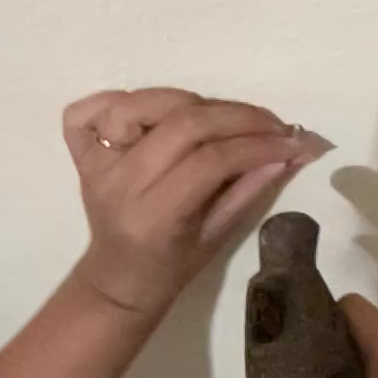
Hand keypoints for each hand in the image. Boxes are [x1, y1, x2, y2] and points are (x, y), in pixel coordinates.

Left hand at [61, 88, 319, 312]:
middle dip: (241, 117)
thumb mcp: (220, 236)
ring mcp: (96, 162)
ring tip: (227, 118)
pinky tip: (158, 113)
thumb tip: (292, 151)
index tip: (295, 142)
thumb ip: (251, 189)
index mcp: (153, 217)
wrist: (119, 278)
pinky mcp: (83, 150)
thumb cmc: (174, 265)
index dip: (259, 145)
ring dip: (195, 101)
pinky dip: (124, 99)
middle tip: (275, 126)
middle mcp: (120, 183)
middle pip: (184, 123)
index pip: (211, 160)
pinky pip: (91, 107)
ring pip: (144, 102)